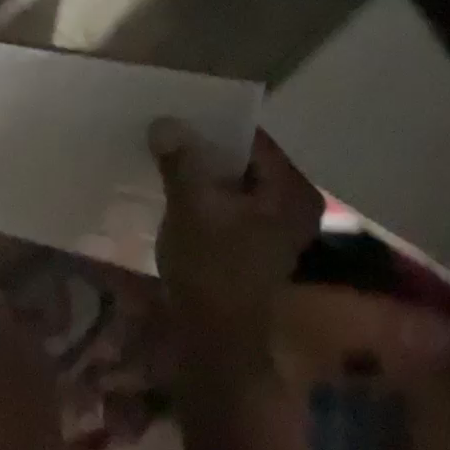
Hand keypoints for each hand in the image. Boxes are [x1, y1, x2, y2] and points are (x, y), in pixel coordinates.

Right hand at [149, 119, 321, 347]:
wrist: (214, 337)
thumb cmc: (211, 268)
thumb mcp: (192, 207)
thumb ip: (181, 160)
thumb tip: (164, 121)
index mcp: (291, 191)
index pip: (251, 139)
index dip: (211, 124)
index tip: (173, 112)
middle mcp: (290, 204)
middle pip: (240, 160)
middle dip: (200, 147)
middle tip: (160, 131)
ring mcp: (271, 226)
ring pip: (229, 182)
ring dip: (196, 170)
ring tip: (158, 155)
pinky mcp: (248, 243)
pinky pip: (222, 203)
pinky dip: (198, 193)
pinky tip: (167, 189)